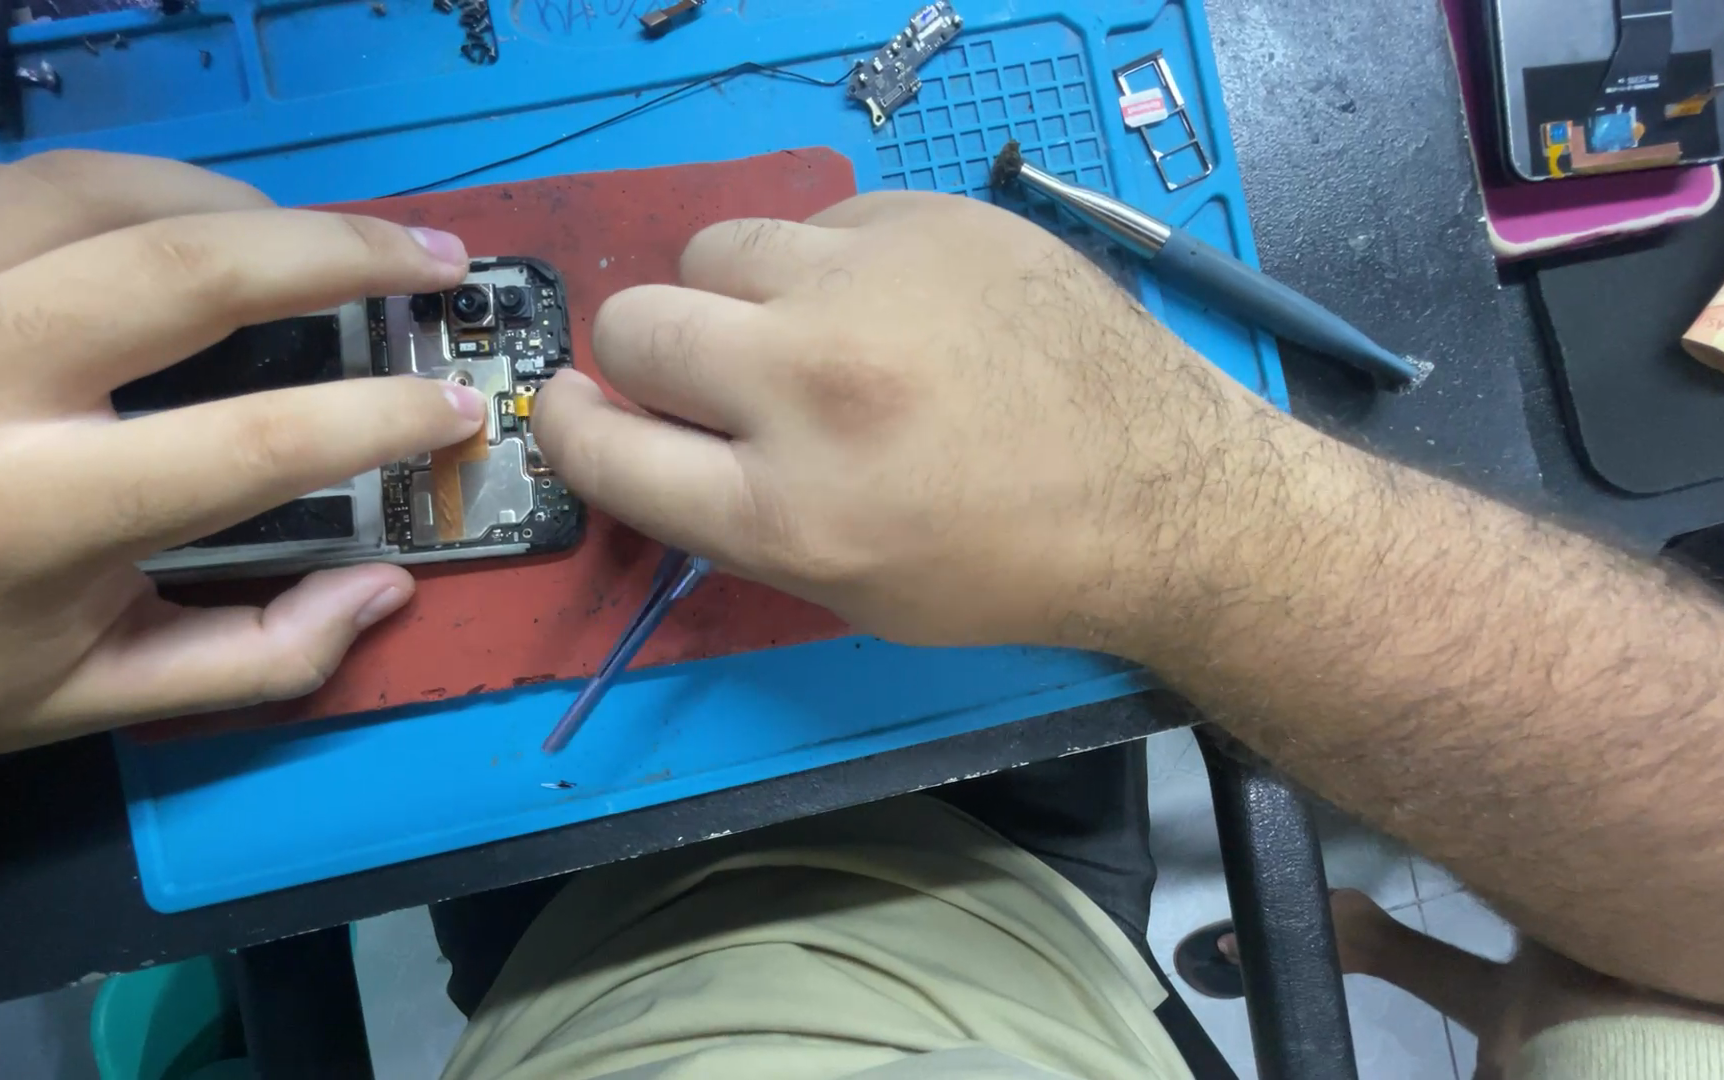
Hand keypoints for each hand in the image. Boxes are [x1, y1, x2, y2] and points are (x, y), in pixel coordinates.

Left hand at [0, 151, 490, 778]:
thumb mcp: (90, 699)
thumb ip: (263, 655)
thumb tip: (387, 588)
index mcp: (19, 515)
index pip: (260, 443)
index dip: (386, 417)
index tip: (459, 407)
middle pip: (190, 269)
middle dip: (346, 254)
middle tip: (436, 257)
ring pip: (104, 192)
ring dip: (251, 206)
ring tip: (328, 237)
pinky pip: (18, 181)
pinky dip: (140, 193)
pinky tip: (194, 226)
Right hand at [535, 192, 1291, 652]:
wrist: (1156, 497)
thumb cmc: (993, 569)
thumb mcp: (843, 588)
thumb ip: (726, 518)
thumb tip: (640, 438)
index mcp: (786, 513)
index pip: (600, 451)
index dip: (567, 428)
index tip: (575, 411)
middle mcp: (811, 386)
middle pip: (633, 324)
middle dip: (646, 359)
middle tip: (712, 382)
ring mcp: (873, 283)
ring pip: (713, 248)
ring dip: (733, 299)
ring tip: (808, 336)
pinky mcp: (930, 216)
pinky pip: (814, 222)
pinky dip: (825, 269)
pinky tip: (894, 308)